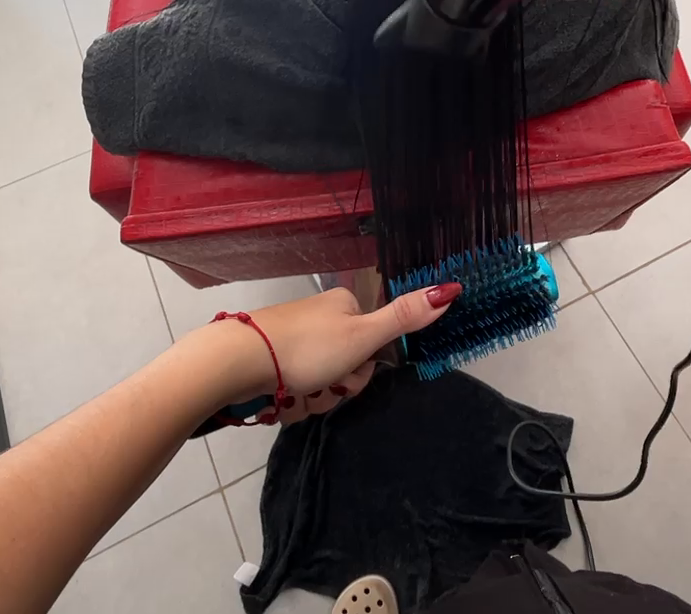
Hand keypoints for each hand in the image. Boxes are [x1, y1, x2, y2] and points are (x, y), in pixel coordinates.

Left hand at [190, 284, 459, 422]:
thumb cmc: (306, 348)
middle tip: (321, 387)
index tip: (348, 373)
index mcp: (343, 306)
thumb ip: (405, 318)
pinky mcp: (271, 361)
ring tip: (296, 396)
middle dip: (336, 388)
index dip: (363, 369)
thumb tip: (452, 289)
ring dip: (314, 399)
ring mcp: (294, 340)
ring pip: (321, 384)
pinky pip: (296, 390)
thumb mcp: (362, 336)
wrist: (238, 361)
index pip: (372, 346)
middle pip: (346, 368)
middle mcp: (321, 318)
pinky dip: (292, 401)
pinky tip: (280, 400)